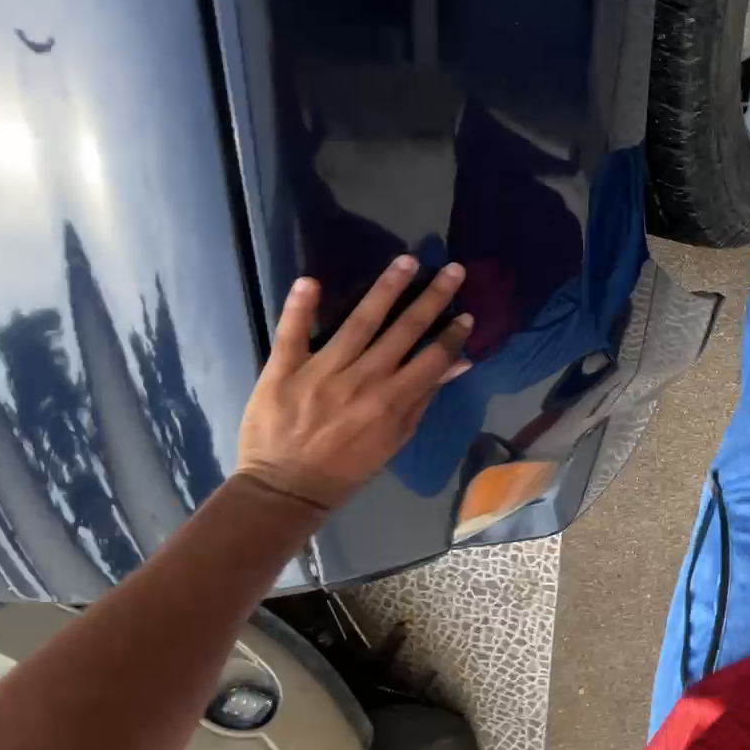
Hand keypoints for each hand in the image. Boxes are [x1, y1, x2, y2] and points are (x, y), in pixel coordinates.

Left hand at [237, 256, 473, 509]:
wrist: (283, 488)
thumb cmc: (349, 465)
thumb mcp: (397, 436)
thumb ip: (425, 396)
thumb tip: (459, 362)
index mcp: (392, 399)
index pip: (433, 356)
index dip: (453, 333)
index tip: (466, 314)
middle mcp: (363, 380)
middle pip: (405, 330)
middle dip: (433, 298)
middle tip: (452, 269)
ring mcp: (321, 372)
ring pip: (359, 322)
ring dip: (386, 289)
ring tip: (406, 261)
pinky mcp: (283, 371)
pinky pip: (292, 334)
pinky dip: (301, 307)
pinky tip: (311, 280)